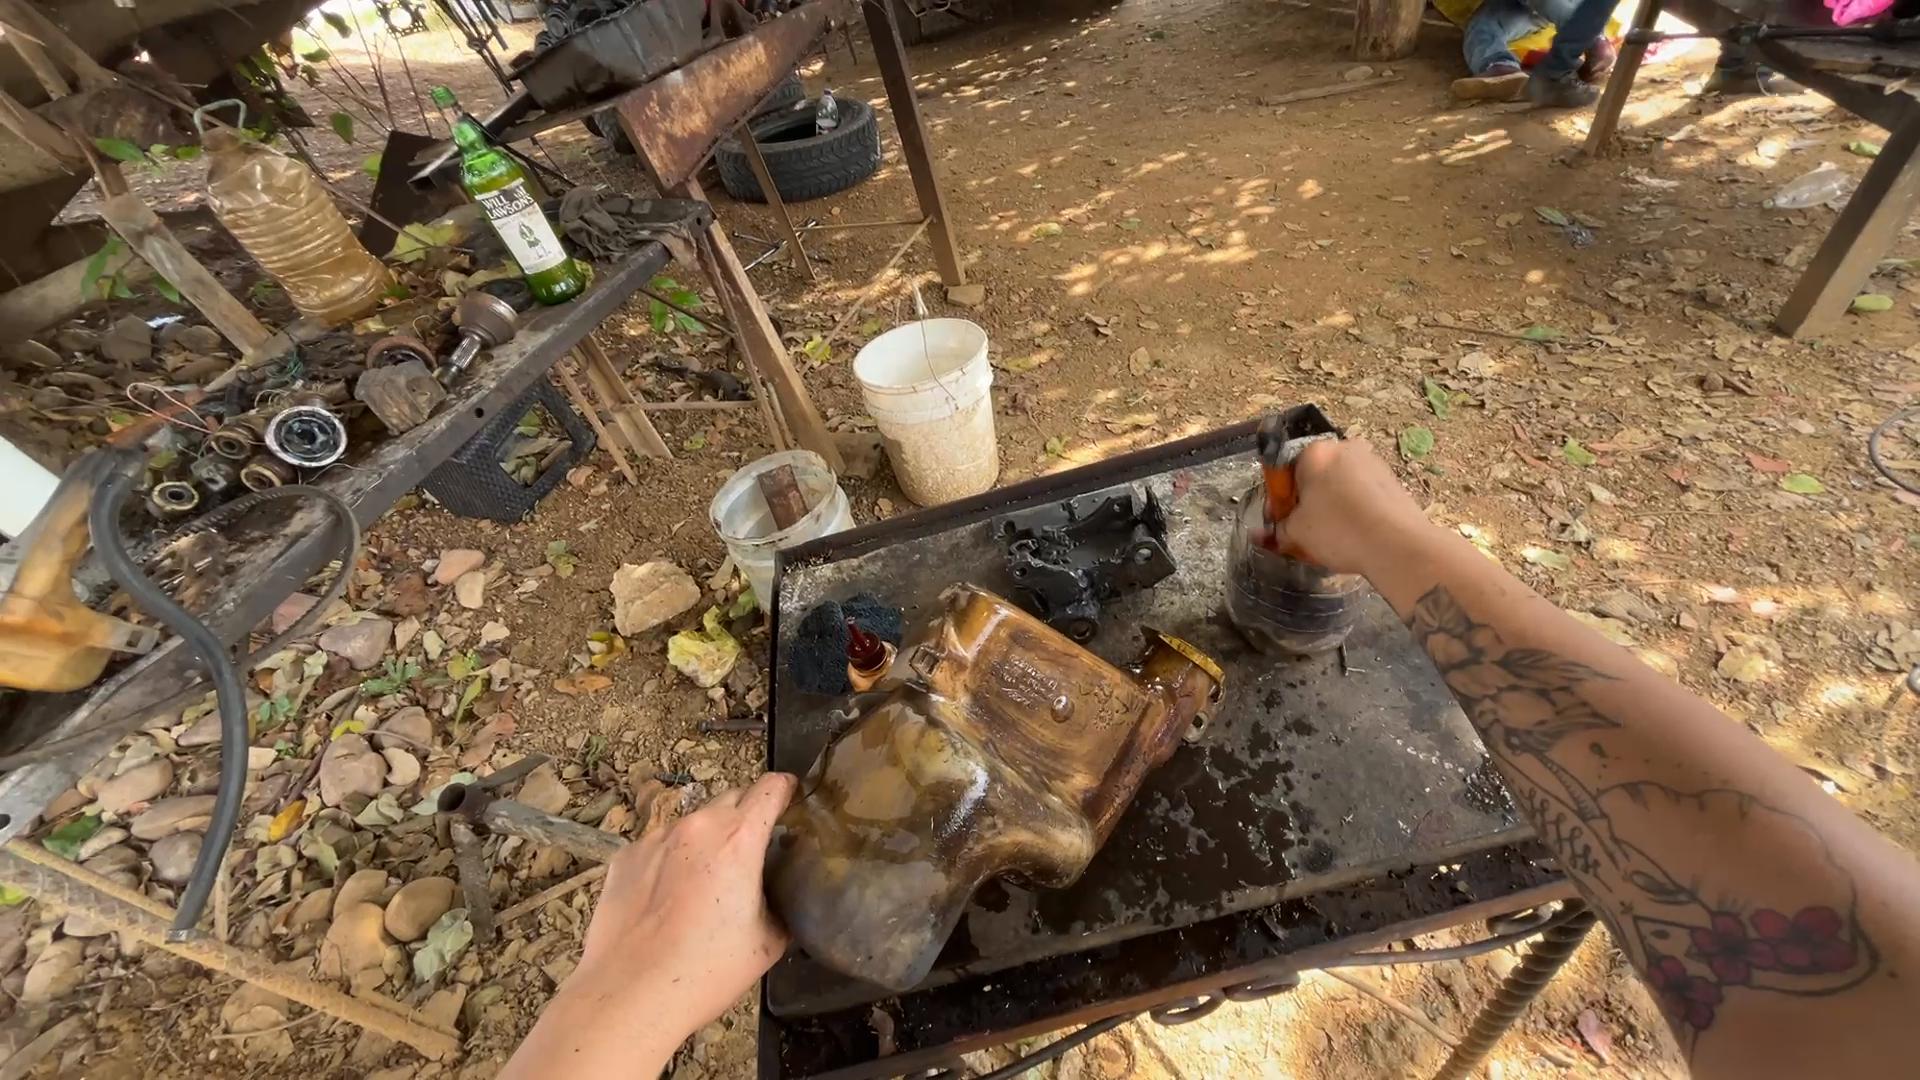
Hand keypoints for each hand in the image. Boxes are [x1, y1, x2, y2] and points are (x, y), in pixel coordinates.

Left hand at [502, 772, 797, 1077]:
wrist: (626, 1000)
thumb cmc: (704, 972)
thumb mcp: (768, 942)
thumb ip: (782, 903)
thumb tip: (782, 896)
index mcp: (739, 838)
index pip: (771, 786)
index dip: (786, 790)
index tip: (790, 802)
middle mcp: (698, 826)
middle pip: (733, 797)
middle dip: (747, 815)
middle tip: (750, 852)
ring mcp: (656, 838)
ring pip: (695, 821)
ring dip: (708, 838)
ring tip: (705, 881)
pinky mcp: (626, 857)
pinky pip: (660, 844)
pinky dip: (672, 859)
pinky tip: (667, 898)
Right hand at [1270, 438, 1431, 575]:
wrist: (1398, 546)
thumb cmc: (1338, 530)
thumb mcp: (1295, 533)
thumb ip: (1277, 528)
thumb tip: (1264, 533)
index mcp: (1315, 452)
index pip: (1283, 471)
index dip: (1278, 500)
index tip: (1278, 520)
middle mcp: (1344, 448)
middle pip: (1313, 474)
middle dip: (1305, 500)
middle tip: (1301, 528)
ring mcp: (1372, 461)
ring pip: (1338, 483)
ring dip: (1328, 504)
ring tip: (1327, 533)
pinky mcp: (1392, 479)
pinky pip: (1360, 491)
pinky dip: (1351, 507)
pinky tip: (1351, 532)